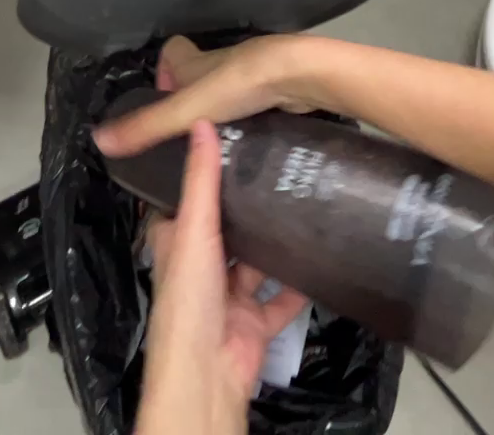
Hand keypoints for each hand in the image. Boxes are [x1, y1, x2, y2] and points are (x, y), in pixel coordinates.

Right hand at [95, 35, 329, 157]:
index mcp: (195, 61)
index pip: (173, 51)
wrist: (295, 76)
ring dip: (220, 113)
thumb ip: (146, 128)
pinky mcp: (273, 89)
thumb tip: (99, 140)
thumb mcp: (184, 112)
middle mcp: (221, 62)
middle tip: (187, 135)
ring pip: (227, 89)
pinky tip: (246, 147)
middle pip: (199, 72)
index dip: (165, 70)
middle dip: (191, 99)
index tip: (164, 100)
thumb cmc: (236, 86)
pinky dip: (247, 120)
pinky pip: (253, 103)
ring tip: (214, 147)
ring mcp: (250, 74)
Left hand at [135, 119, 309, 434]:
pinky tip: (318, 258)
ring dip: (274, 243)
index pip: (187, 199)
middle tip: (278, 170)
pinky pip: (281, 297)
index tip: (232, 144)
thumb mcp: (194, 227)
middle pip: (225, 229)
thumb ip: (201, 179)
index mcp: (175, 242)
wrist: (208, 370)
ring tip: (302, 206)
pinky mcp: (254, 319)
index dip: (204, 174)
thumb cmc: (189, 296)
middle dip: (247, 207)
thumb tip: (201, 121)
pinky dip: (297, 283)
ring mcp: (228, 294)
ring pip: (255, 261)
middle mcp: (200, 265)